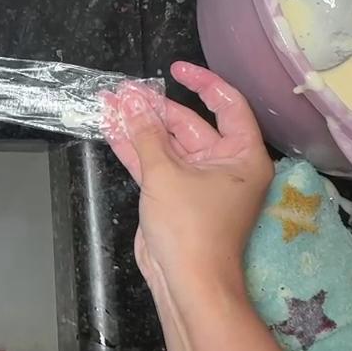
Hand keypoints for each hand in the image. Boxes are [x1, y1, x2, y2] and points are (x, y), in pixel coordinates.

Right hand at [103, 61, 272, 303]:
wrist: (187, 281)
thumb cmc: (191, 228)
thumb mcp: (166, 174)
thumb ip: (146, 135)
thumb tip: (130, 104)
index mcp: (241, 156)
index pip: (228, 106)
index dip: (202, 83)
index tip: (175, 69)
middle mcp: (222, 165)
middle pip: (189, 124)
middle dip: (154, 107)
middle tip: (124, 91)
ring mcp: (195, 181)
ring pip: (165, 143)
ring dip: (138, 126)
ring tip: (110, 103)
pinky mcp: (172, 195)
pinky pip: (153, 163)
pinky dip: (133, 148)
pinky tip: (111, 129)